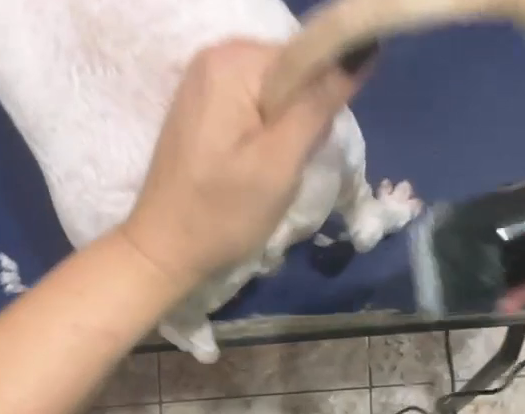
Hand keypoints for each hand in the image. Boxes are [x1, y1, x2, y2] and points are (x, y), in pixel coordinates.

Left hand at [118, 41, 363, 288]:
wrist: (163, 253)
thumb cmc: (221, 215)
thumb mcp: (280, 163)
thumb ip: (320, 103)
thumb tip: (362, 48)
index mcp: (233, 60)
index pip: (309, 58)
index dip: (317, 106)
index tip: (299, 150)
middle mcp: (215, 56)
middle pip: (292, 76)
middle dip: (297, 122)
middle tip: (278, 170)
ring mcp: (203, 83)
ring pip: (276, 97)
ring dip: (281, 136)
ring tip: (259, 175)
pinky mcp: (200, 109)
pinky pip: (253, 111)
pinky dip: (260, 140)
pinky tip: (245, 172)